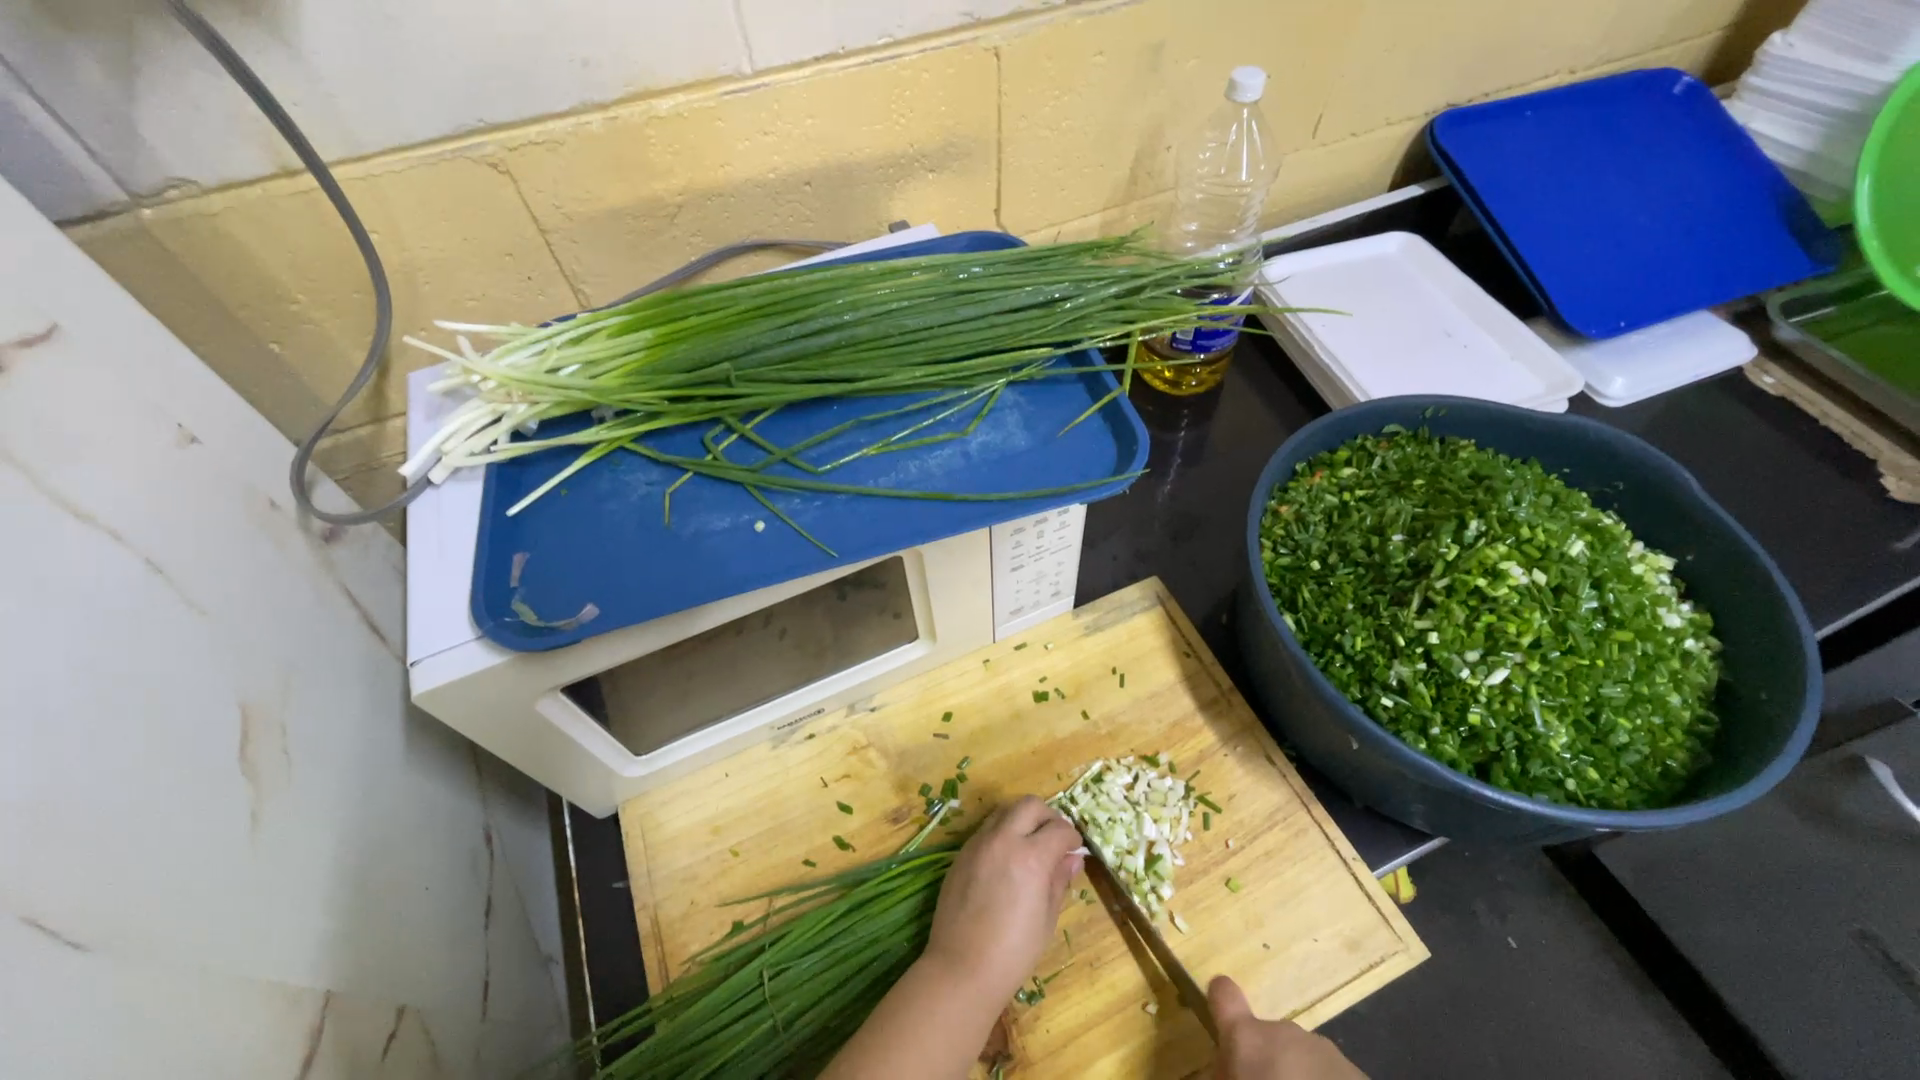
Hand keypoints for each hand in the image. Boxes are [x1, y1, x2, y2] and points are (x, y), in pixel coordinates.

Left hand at [920, 795, 1083, 1003]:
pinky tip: (1007, 860)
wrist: (962, 967)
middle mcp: (1003, 840)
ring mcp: (978, 844)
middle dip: (1048, 817)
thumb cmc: (1014, 951)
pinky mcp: (961, 854)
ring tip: (1030, 846)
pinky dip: (1002, 833)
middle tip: (1054, 840)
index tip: (1075, 850)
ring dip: (1022, 820)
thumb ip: (1059, 880)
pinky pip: (986, 830)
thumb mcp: (1047, 917)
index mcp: (1031, 857)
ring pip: (1004, 811)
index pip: (1059, 829)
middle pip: (1029, 805)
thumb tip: (1073, 858)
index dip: (1072, 838)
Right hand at [1210, 976, 1367, 1079]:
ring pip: (1298, 1055)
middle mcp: (1283, 1031)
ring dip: (1294, 1074)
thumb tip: (1223, 1070)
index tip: (1219, 1008)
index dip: (1220, 998)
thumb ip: (1224, 1073)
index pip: (1224, 994)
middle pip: (1264, 1036)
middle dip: (1263, 1060)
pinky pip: (1326, 1073)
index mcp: (1246, 1036)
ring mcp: (1321, 1047)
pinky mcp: (1353, 1069)